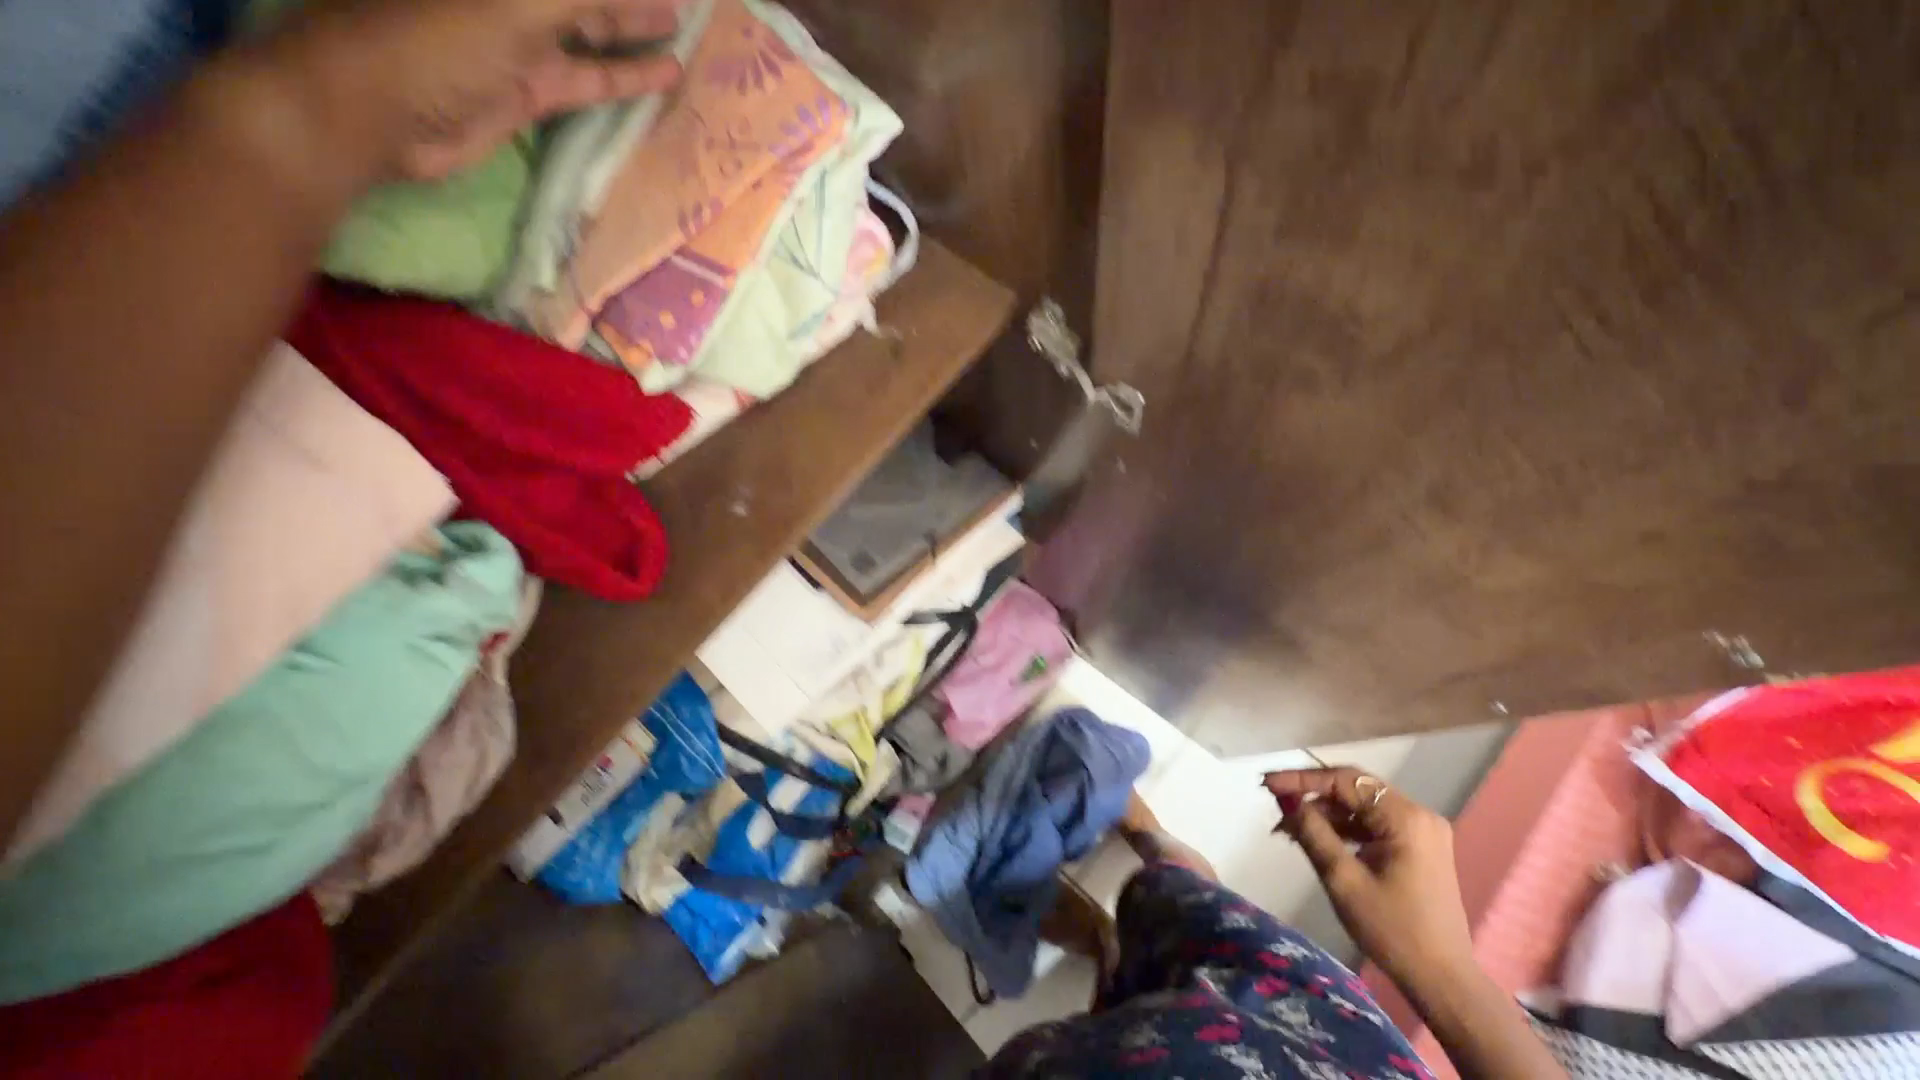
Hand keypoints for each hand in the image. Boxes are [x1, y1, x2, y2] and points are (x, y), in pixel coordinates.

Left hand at [263, 0, 686, 179]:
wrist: (377, 112)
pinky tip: (663, 76)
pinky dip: (625, 76)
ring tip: (680, 29)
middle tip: (683, 0)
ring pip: (589, 27)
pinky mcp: (527, 87)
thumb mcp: (521, 4)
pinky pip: (587, 76)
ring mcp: (519, 38)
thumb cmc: (437, 39)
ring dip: (633, 29)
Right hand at [1264, 766, 1474, 988]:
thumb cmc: (1391, 929)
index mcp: (1406, 818)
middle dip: (1312, 794)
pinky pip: (1374, 824)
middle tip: (1275, 804)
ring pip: (1363, 806)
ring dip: (1326, 813)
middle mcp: (1418, 815)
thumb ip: (1313, 832)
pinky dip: (1345, 828)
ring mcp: (1421, 830)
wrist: (1440, 977)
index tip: (1267, 784)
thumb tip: (1286, 800)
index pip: (1346, 781)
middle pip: (1356, 788)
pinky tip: (1317, 838)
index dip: (1303, 779)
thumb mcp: (1343, 879)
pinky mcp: (1419, 846)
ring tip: (1289, 828)